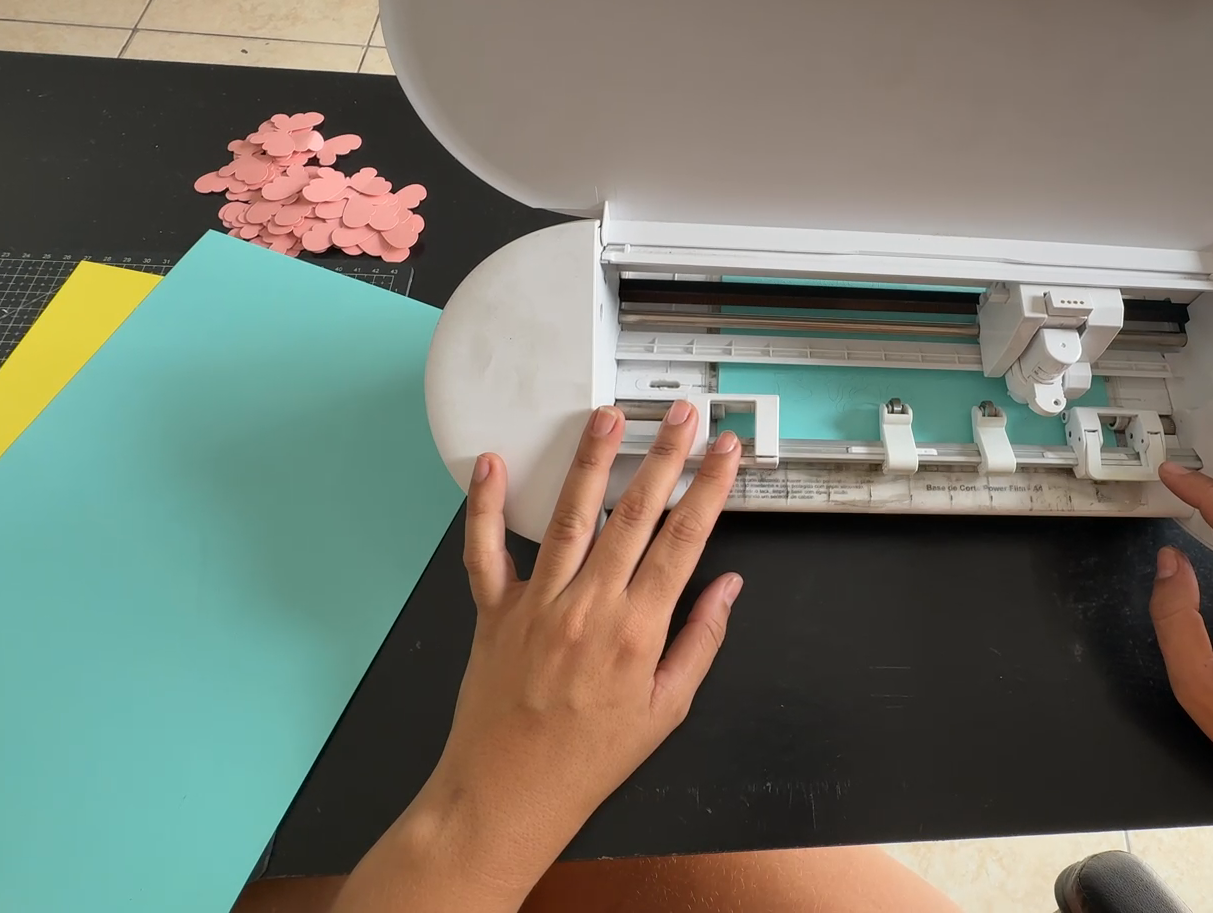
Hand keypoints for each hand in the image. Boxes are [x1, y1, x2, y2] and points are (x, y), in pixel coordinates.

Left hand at [340, 401, 742, 910]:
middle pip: (634, 515)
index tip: (724, 452)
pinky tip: (491, 464)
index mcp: (637, 631)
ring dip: (592, 462)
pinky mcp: (495, 610)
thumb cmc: (590, 757)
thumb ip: (702, 641)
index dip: (709, 488)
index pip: (683, 540)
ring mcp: (538, 604)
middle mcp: (588, 606)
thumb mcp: (666, 709)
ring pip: (569, 518)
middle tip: (682, 417)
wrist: (506, 796)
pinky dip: (483, 507)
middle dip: (664, 458)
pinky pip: (485, 551)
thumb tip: (729, 588)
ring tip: (609, 417)